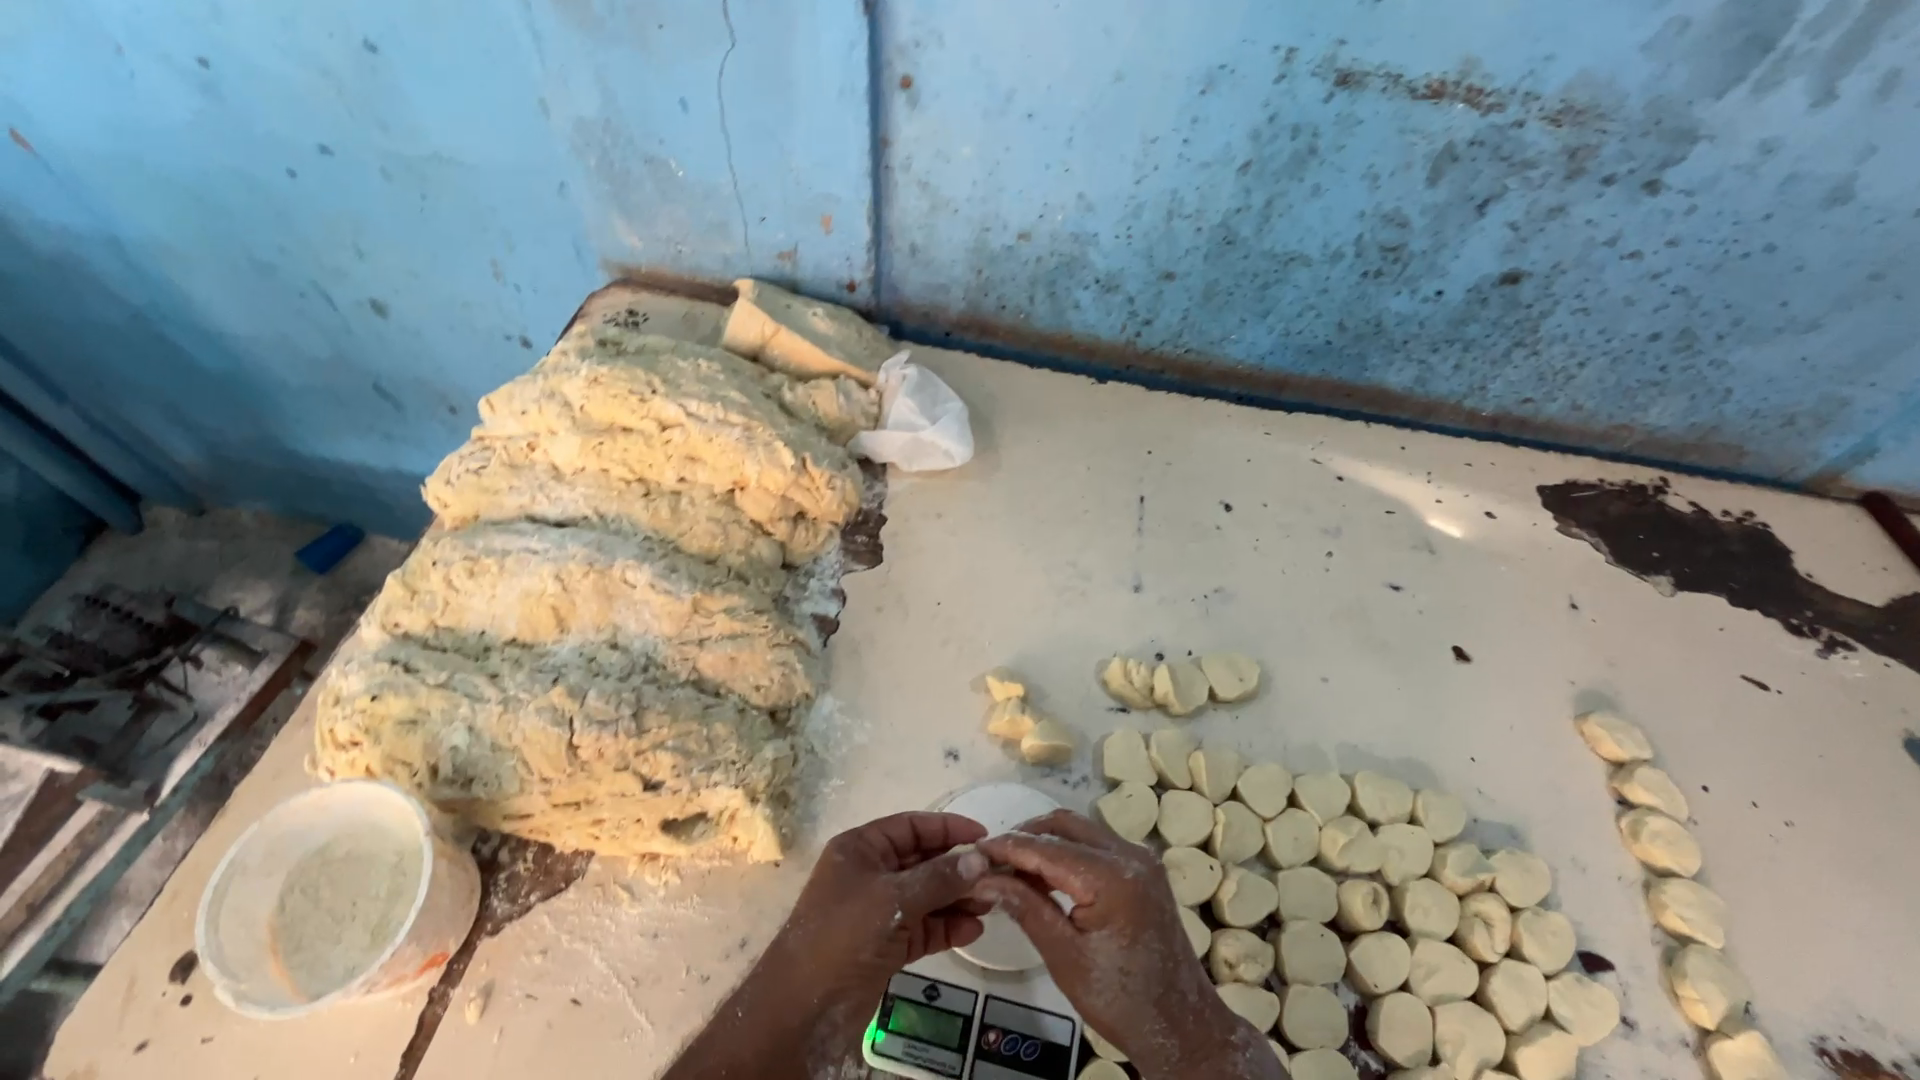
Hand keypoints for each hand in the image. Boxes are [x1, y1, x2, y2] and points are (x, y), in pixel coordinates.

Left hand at [765, 812, 990, 1008]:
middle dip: (958, 867)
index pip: (910, 826)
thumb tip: (979, 858)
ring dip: (957, 898)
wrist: (802, 1008)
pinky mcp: (886, 945)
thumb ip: (938, 877)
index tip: (984, 835)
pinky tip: (973, 930)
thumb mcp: (892, 899)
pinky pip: (923, 928)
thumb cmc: (842, 936)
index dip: (947, 828)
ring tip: (991, 903)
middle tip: (996, 875)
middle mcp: (870, 875)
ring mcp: (878, 912)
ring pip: (926, 895)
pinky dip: (946, 927)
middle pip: (922, 861)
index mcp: (861, 850)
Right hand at [973, 811, 1282, 1078]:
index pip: (1046, 848)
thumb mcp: (1064, 956)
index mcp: (1112, 877)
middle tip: (991, 859)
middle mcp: (1130, 855)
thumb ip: (1025, 908)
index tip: (972, 851)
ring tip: (1012, 870)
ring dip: (1046, 843)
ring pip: (1081, 831)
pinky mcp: (1143, 871)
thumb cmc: (1120, 1000)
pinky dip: (1067, 853)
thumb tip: (984, 878)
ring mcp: (1141, 860)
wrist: (1180, 1027)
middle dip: (1025, 837)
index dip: (1006, 848)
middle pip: (1064, 825)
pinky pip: (1097, 846)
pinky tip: (1045, 877)